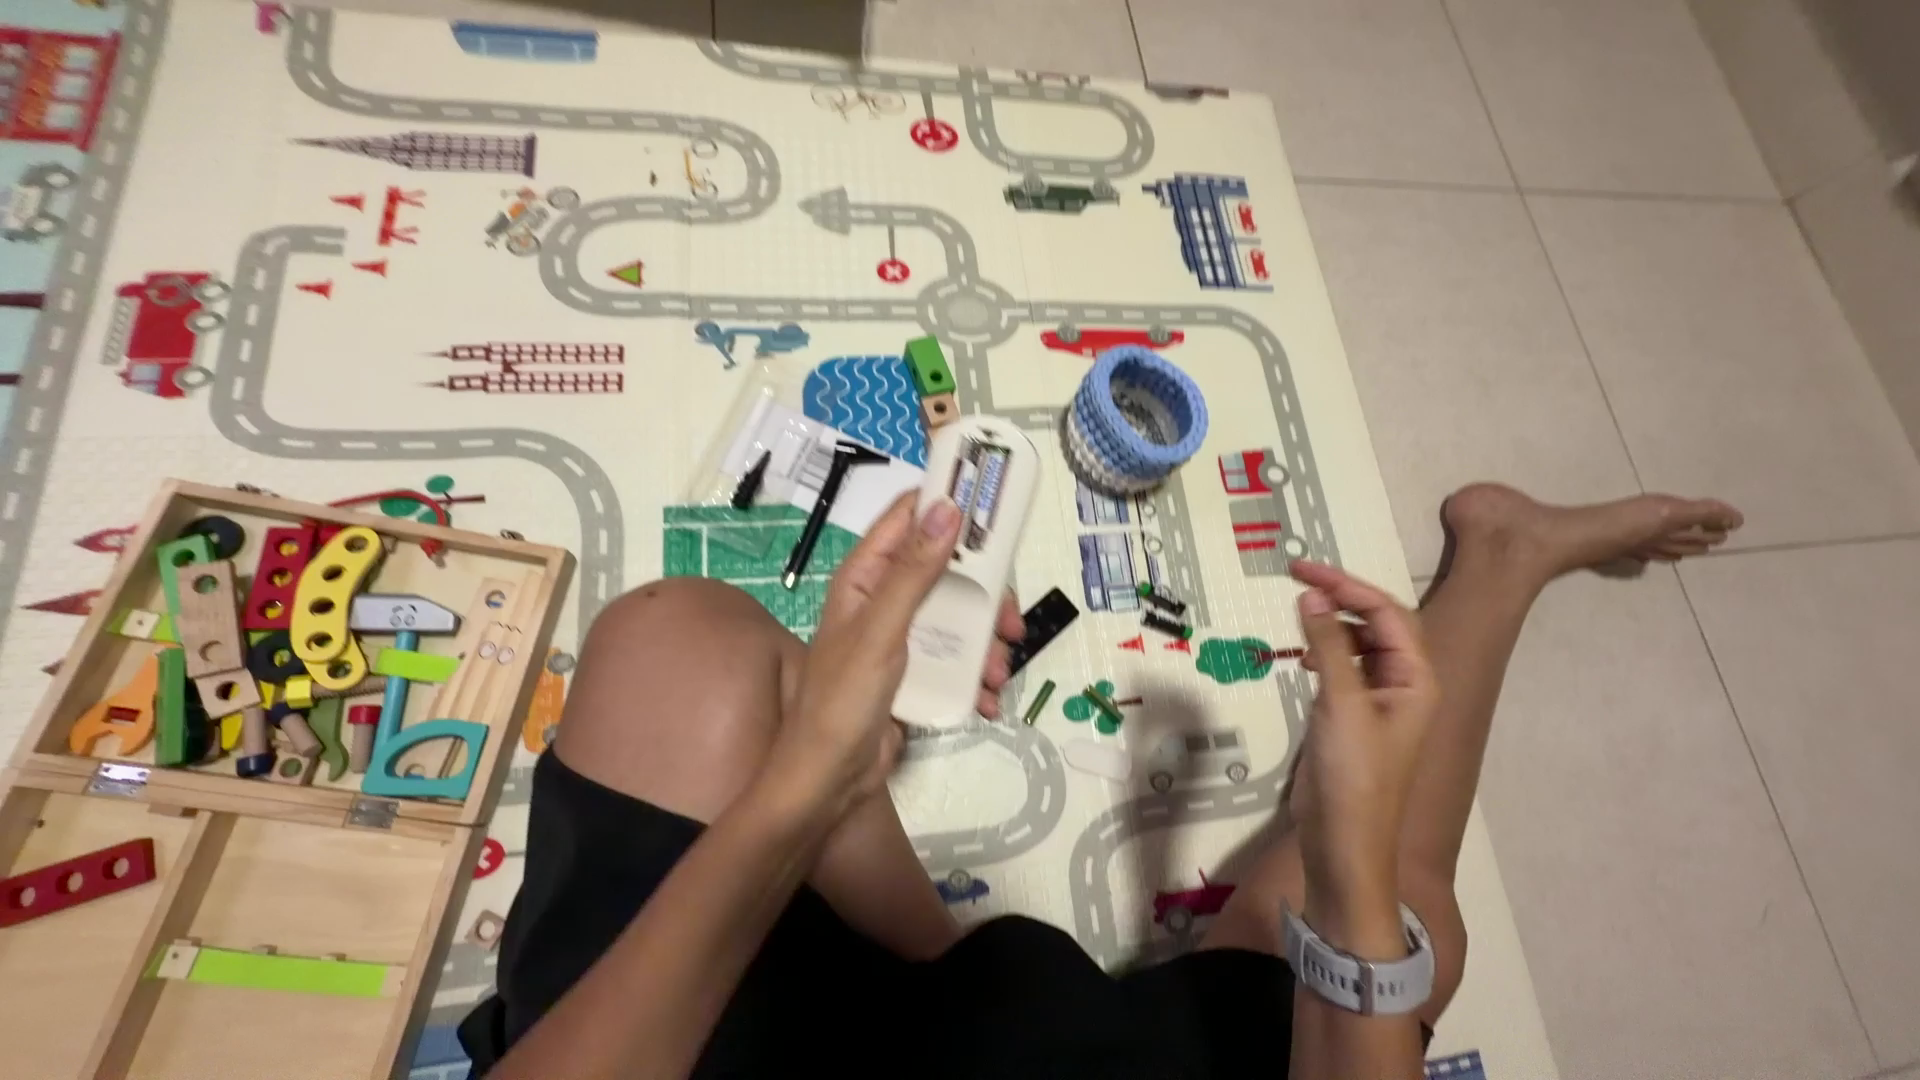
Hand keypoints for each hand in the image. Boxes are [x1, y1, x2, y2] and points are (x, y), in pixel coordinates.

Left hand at [764, 493, 1023, 817]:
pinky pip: (958, 656)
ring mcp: (904, 634)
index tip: (995, 505)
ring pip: (961, 615)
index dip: (948, 503)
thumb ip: (914, 571)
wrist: (830, 779)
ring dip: (988, 641)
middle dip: (986, 592)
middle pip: (949, 569)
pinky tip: (988, 698)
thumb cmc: (844, 699)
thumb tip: (948, 508)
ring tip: (999, 673)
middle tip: (1009, 619)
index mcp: (866, 575)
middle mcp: (886, 596)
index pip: (909, 517)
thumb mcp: (881, 630)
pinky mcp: (918, 669)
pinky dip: (978, 674)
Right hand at [1287, 561, 1437, 930]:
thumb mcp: (1340, 703)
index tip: (1300, 570)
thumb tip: (1310, 594)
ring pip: (1357, 644)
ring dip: (1329, 625)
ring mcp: (1377, 700)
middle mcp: (1402, 683)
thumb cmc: (1355, 774)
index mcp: (1416, 678)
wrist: (1344, 842)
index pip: (1385, 613)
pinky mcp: (1352, 716)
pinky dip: (1322, 653)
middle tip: (1294, 580)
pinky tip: (1302, 660)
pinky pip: (1342, 668)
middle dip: (1339, 597)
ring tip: (1296, 616)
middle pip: (1376, 623)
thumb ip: (1326, 645)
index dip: (1346, 585)